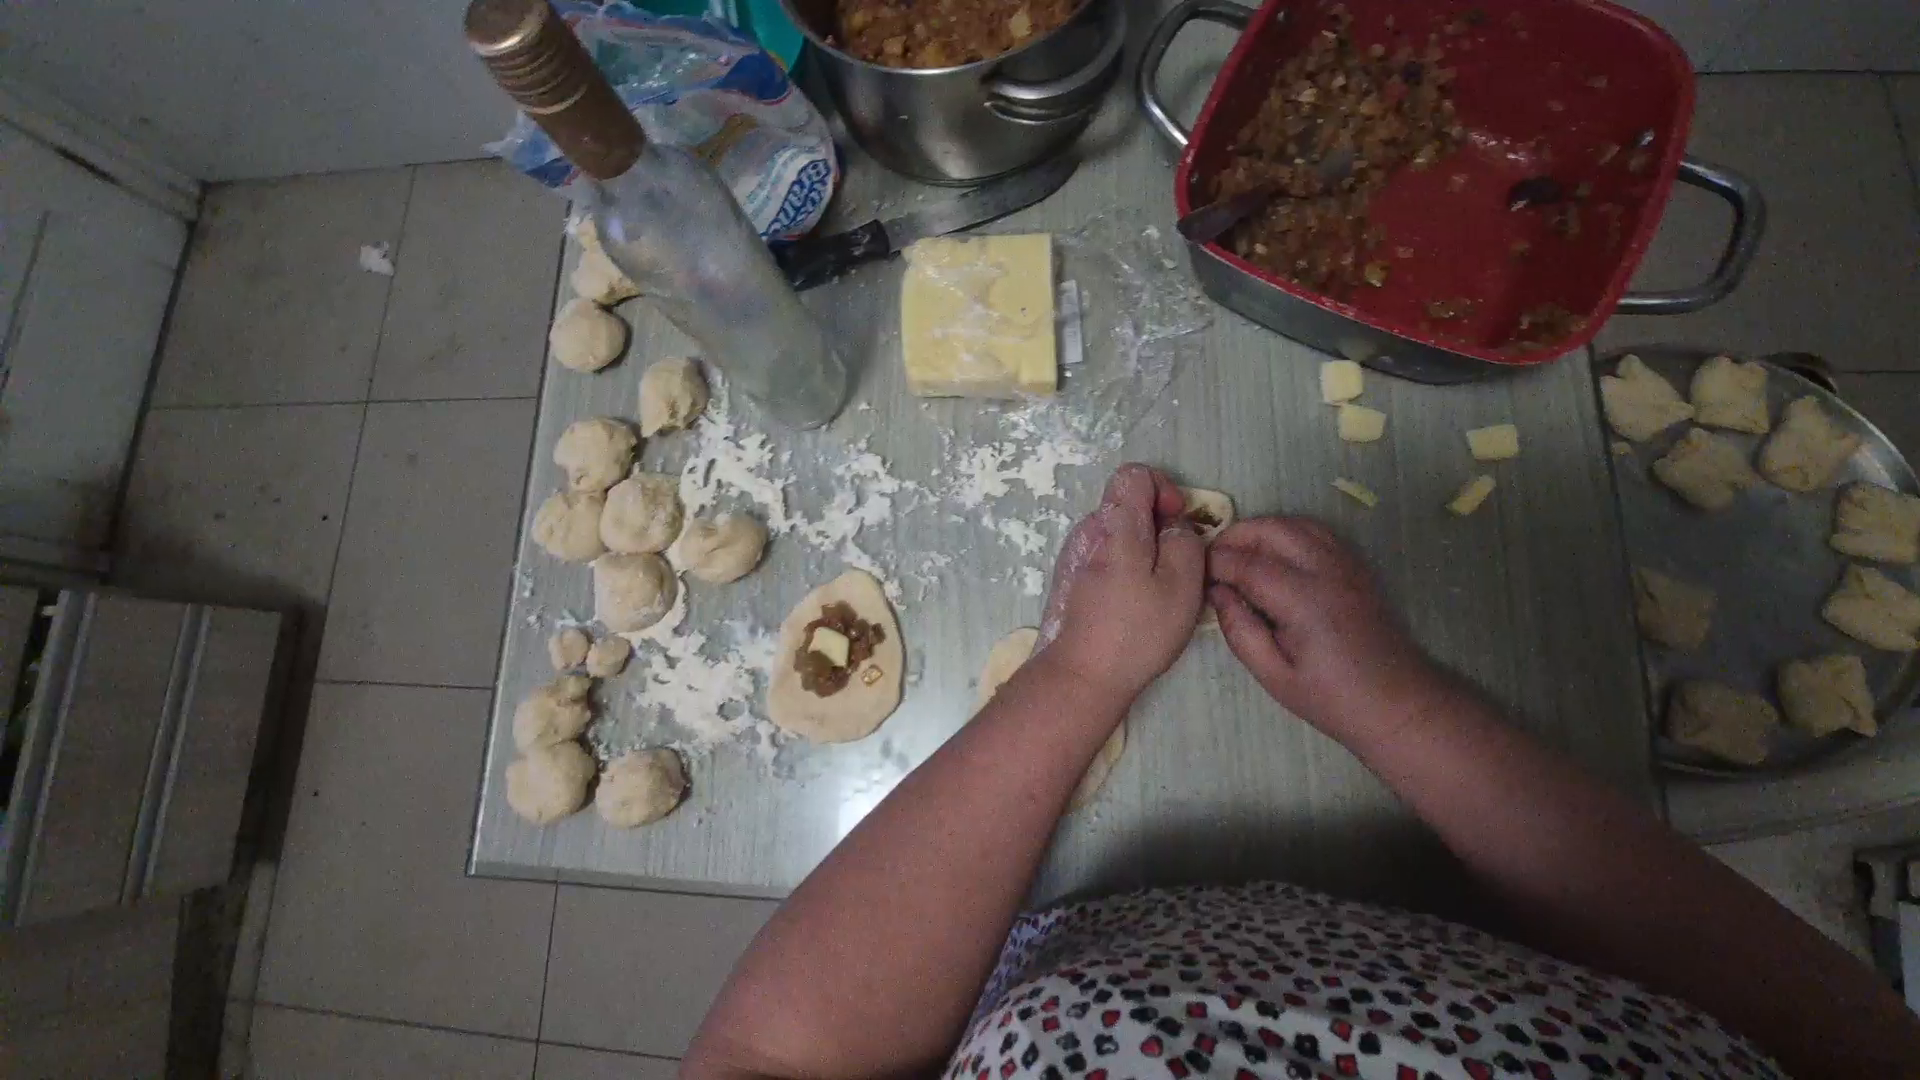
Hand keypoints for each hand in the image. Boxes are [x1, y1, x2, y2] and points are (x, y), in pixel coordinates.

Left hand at [1034, 464, 1205, 702]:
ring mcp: (1074, 556)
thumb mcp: (1182, 585)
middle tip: (1176, 565)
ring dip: (1142, 551)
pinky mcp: (1070, 581)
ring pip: (1117, 535)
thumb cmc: (1137, 631)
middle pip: (1126, 506)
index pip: (1134, 475)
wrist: (1082, 675)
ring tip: (1157, 590)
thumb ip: (1184, 542)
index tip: (1176, 522)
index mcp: (1115, 525)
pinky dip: (1125, 570)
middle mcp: (1088, 532)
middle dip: (1157, 525)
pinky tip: (1133, 604)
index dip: (1162, 488)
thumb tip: (1173, 526)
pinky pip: (1105, 559)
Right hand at [1206, 516, 1443, 732]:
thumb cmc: (1332, 697)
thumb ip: (1239, 630)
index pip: (1246, 562)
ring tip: (1238, 555)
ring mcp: (1345, 564)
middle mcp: (1325, 571)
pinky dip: (1287, 533)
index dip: (1214, 563)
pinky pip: (1316, 533)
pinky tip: (1273, 556)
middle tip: (1212, 560)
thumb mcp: (1273, 675)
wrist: (1398, 702)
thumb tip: (1217, 593)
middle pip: (1272, 529)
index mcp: (1302, 599)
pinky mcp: (1355, 566)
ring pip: (1295, 523)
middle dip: (1235, 536)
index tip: (1195, 574)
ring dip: (1261, 531)